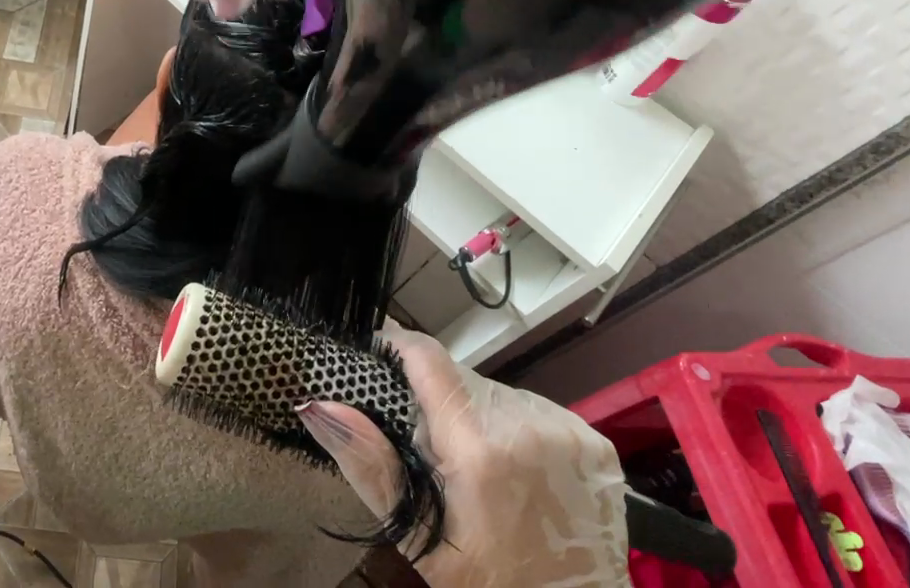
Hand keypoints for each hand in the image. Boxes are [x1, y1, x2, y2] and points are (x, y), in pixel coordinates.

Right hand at [298, 328, 631, 586]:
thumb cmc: (485, 583)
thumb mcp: (415, 535)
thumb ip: (367, 464)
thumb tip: (316, 405)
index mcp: (477, 447)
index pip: (427, 357)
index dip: (396, 345)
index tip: (375, 352)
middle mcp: (525, 424)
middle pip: (460, 379)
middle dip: (436, 400)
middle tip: (430, 449)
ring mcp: (565, 429)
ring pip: (496, 392)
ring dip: (476, 413)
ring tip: (476, 466)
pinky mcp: (593, 439)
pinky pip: (535, 410)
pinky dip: (516, 427)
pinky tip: (517, 468)